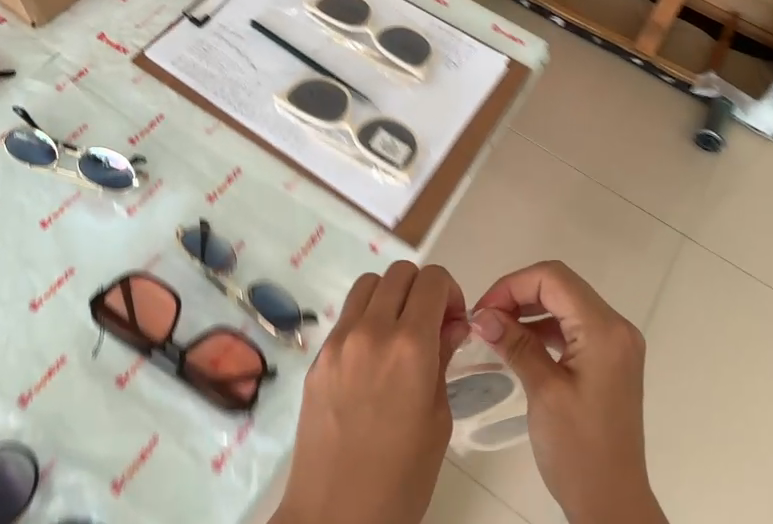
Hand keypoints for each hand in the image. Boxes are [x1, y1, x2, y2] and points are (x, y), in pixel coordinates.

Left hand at [272, 262, 470, 523]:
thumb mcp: (439, 419)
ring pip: (368, 285)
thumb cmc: (401, 478)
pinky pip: (347, 316)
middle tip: (432, 325)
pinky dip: (366, 319)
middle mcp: (371, 331)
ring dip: (391, 296)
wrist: (335, 515)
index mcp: (409, 346)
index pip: (433, 280)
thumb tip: (451, 325)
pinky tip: (373, 359)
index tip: (454, 323)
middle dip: (423, 290)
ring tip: (400, 334)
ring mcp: (338, 342)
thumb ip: (444, 359)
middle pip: (400, 273)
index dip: (452, 293)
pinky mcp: (318, 358)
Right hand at [470, 261, 665, 523]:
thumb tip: (482, 314)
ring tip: (495, 331)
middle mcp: (616, 327)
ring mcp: (616, 344)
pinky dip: (544, 328)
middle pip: (561, 286)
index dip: (512, 285)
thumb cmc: (578, 449)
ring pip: (566, 304)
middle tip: (485, 320)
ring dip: (529, 310)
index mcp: (604, 329)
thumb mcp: (543, 392)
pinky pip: (573, 327)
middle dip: (518, 294)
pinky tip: (518, 344)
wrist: (612, 501)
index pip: (553, 278)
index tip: (483, 311)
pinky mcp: (609, 360)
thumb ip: (515, 344)